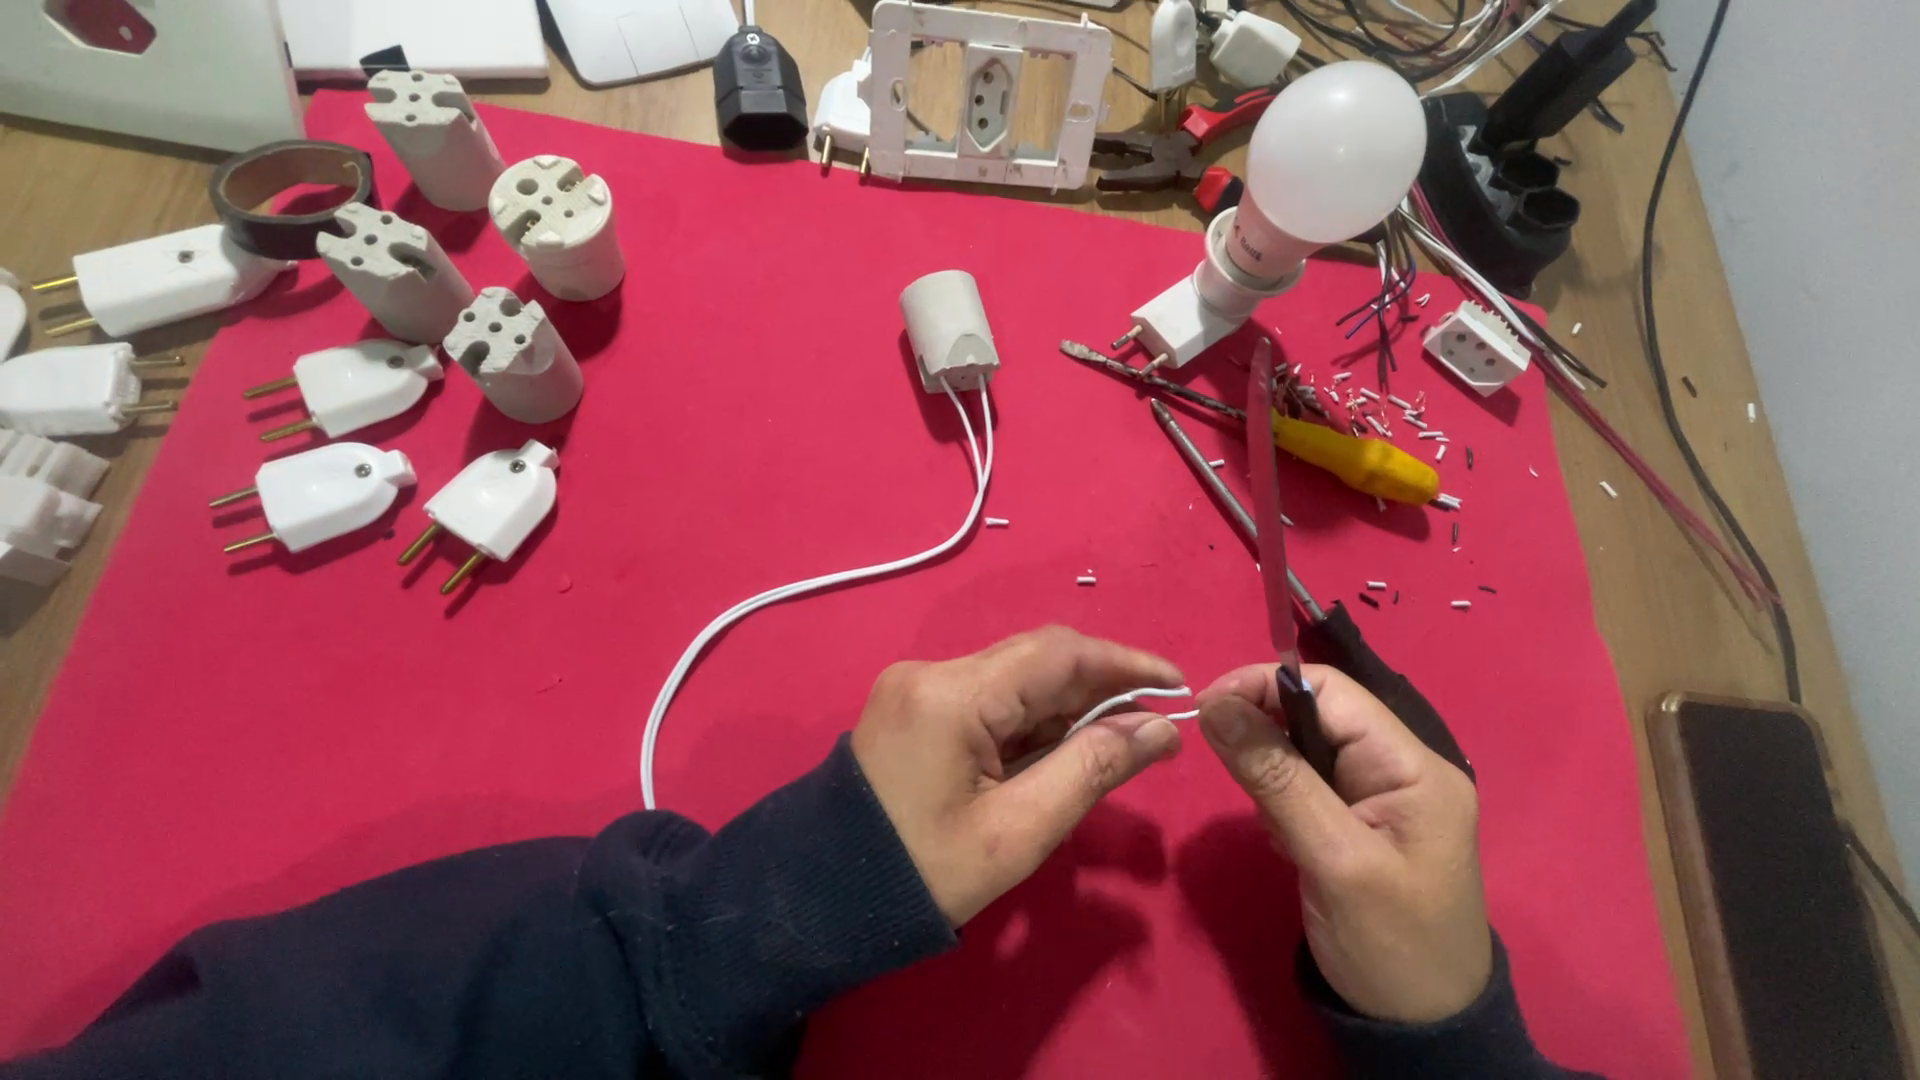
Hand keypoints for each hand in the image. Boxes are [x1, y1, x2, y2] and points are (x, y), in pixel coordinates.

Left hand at [852, 626, 1184, 925]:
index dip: (1122, 663)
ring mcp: (917, 683)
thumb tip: (1159, 728)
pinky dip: (1029, 716)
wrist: (826, 895)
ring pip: (1013, 674)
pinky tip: (1057, 745)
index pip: (1056, 654)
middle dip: (1097, 685)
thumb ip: (1091, 768)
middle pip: (1034, 658)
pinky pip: (987, 693)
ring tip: (1110, 740)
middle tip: (1150, 722)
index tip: (1177, 685)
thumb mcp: (1018, 832)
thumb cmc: (925, 873)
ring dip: (1064, 702)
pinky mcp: (913, 701)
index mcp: (952, 695)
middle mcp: (932, 671)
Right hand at [1196, 663, 1491, 1023]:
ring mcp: (1378, 793)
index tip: (1206, 707)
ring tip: (1274, 826)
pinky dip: (1279, 798)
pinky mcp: (1356, 818)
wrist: (1420, 1031)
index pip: (1330, 690)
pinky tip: (1284, 839)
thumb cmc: (1389, 944)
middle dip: (1264, 732)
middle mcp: (1399, 766)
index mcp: (1412, 765)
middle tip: (1230, 772)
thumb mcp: (1332, 859)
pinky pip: (1304, 780)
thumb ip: (1275, 776)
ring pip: (1302, 746)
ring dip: (1271, 772)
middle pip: (1315, 712)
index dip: (1263, 685)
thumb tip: (1214, 703)